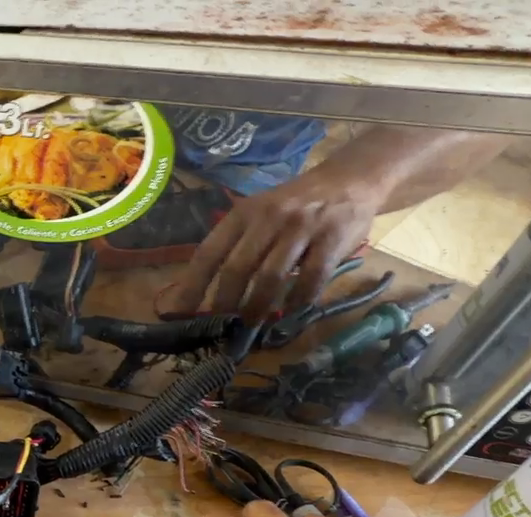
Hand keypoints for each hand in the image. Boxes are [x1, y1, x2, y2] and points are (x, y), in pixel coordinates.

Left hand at [162, 168, 382, 321]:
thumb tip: (200, 294)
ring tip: (250, 324)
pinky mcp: (334, 238)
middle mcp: (270, 217)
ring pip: (271, 278)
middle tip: (219, 325)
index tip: (178, 314)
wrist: (352, 178)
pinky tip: (290, 311)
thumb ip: (233, 247)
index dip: (191, 287)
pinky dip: (298, 300)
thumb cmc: (293, 206)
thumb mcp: (256, 216)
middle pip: (237, 269)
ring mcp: (303, 227)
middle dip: (224, 303)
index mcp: (243, 214)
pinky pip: (311, 278)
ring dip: (257, 307)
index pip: (208, 254)